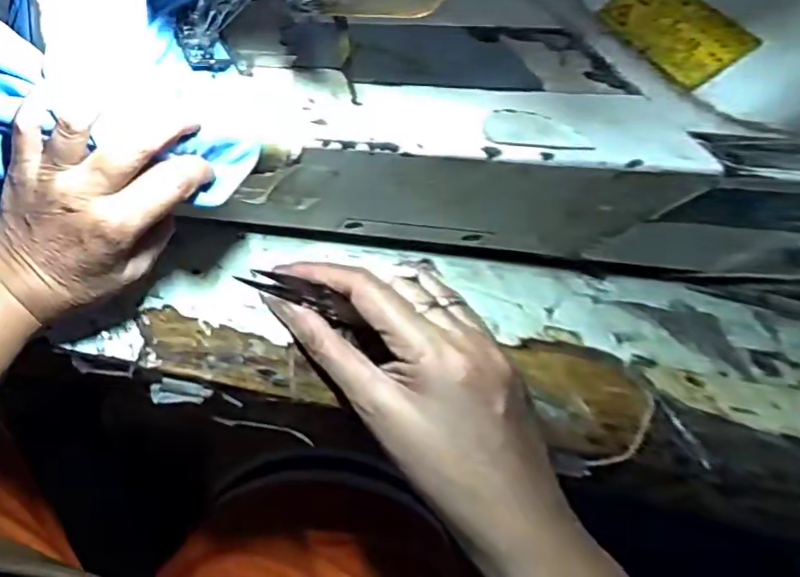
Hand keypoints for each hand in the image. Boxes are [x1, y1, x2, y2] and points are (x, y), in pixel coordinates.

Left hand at [0, 95, 214, 324]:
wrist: (15, 282)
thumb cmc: (76, 281)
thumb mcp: (129, 274)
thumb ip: (157, 236)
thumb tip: (176, 197)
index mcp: (115, 224)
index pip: (168, 183)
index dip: (196, 168)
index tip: (201, 163)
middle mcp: (82, 192)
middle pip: (129, 144)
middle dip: (167, 123)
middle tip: (184, 116)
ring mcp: (48, 174)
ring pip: (72, 124)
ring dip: (98, 104)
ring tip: (118, 97)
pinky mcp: (20, 165)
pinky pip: (24, 124)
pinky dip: (37, 104)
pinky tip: (57, 92)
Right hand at [264, 263, 619, 576]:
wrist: (520, 527)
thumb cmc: (439, 472)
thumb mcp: (374, 407)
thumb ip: (326, 347)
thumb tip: (283, 305)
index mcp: (437, 349)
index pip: (366, 286)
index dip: (317, 272)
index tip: (280, 273)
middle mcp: (468, 335)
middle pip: (392, 279)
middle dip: (340, 276)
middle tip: (300, 286)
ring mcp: (490, 344)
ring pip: (424, 286)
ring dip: (377, 283)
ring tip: (340, 296)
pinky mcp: (498, 357)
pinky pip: (448, 306)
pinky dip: (410, 297)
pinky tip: (389, 314)